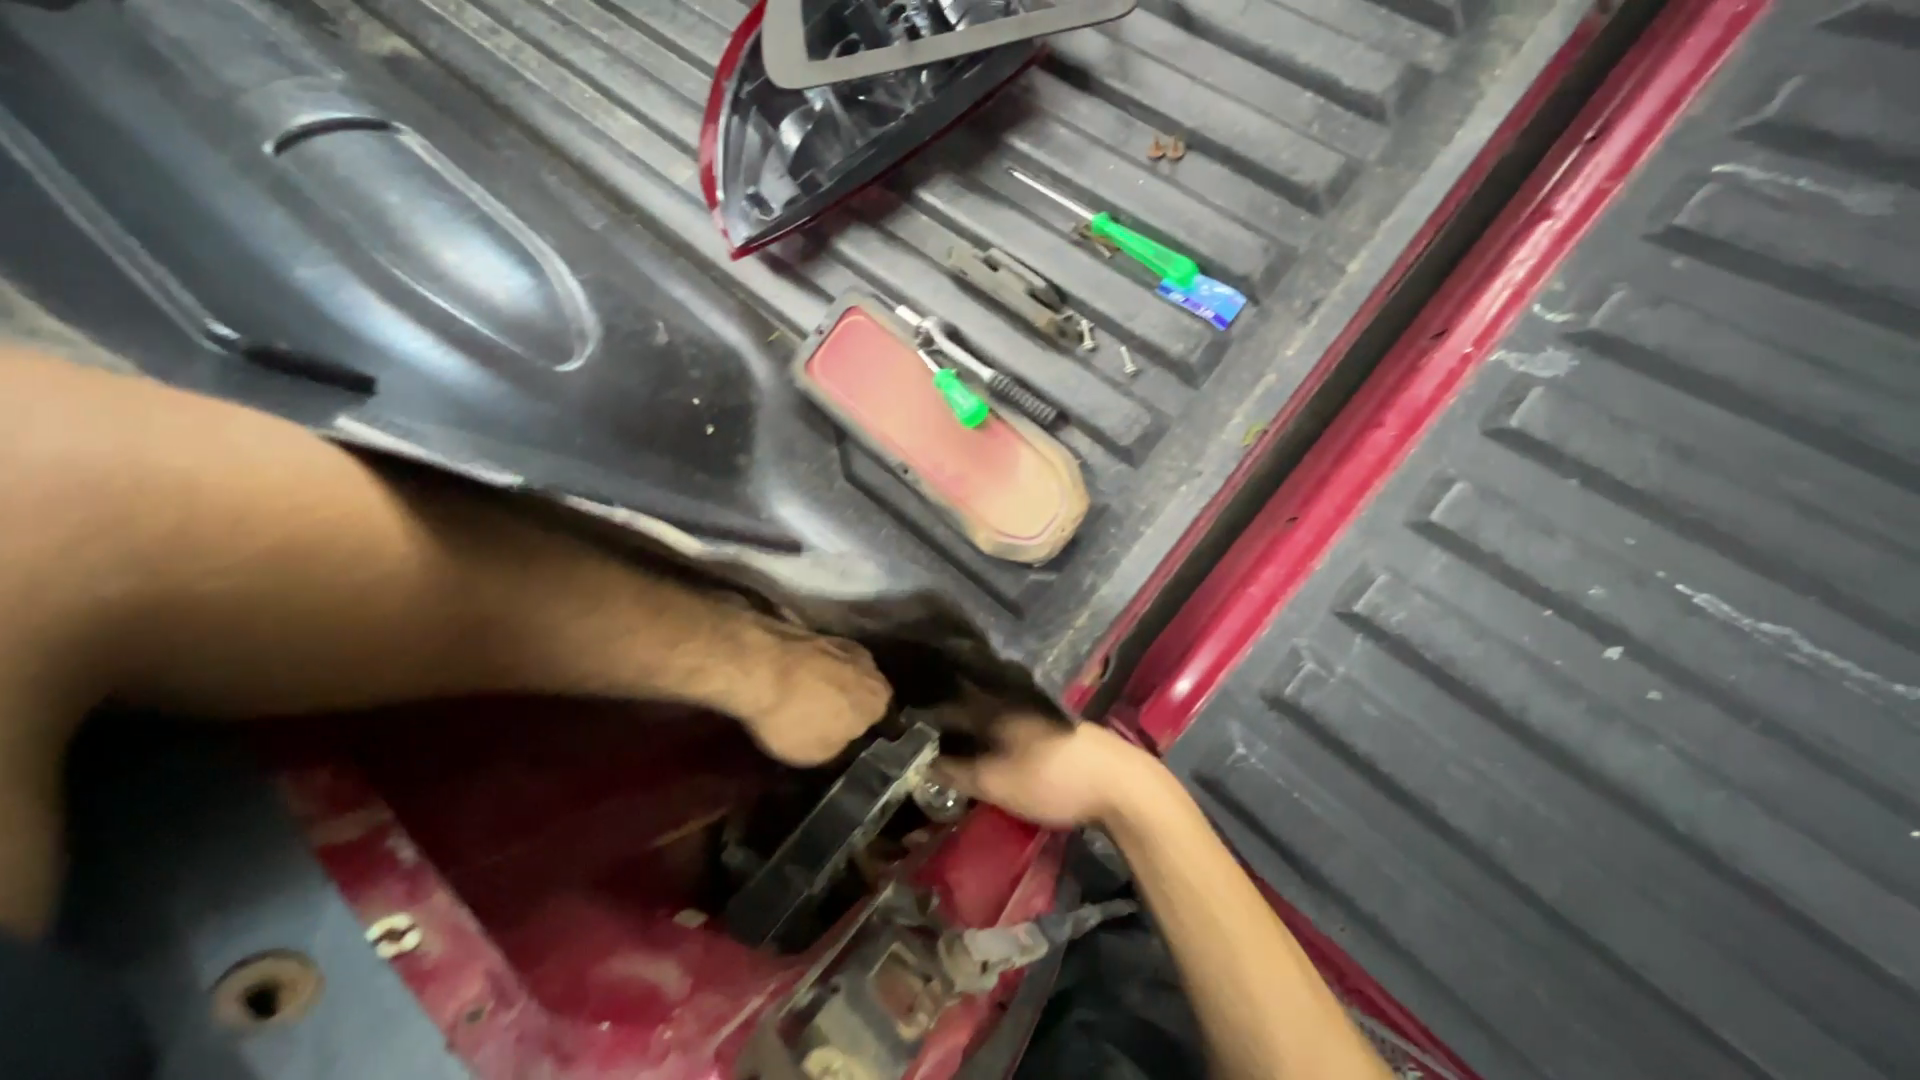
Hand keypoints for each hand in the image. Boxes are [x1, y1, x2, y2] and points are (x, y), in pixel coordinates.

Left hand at [721, 618, 891, 766]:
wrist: (758, 665)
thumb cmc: (795, 718)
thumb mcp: (819, 755)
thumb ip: (840, 746)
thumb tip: (840, 736)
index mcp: (880, 700)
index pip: (883, 720)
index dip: (863, 731)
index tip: (845, 738)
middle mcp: (870, 667)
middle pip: (862, 690)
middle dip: (847, 702)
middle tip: (824, 718)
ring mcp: (841, 643)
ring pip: (840, 670)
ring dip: (826, 682)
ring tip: (801, 697)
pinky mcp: (812, 630)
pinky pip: (816, 658)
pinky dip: (806, 668)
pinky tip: (787, 679)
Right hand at [930, 711, 1160, 828]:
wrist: (1126, 789)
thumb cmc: (1056, 782)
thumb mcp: (998, 784)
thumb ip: (958, 774)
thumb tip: (922, 764)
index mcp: (1000, 705)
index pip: (953, 699)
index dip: (929, 710)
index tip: (908, 721)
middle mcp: (1019, 700)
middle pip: (976, 703)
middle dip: (952, 718)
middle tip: (928, 736)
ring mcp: (1044, 712)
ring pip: (998, 714)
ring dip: (977, 727)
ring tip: (957, 745)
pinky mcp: (1061, 728)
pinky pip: (1017, 725)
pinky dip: (1000, 735)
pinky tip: (996, 750)